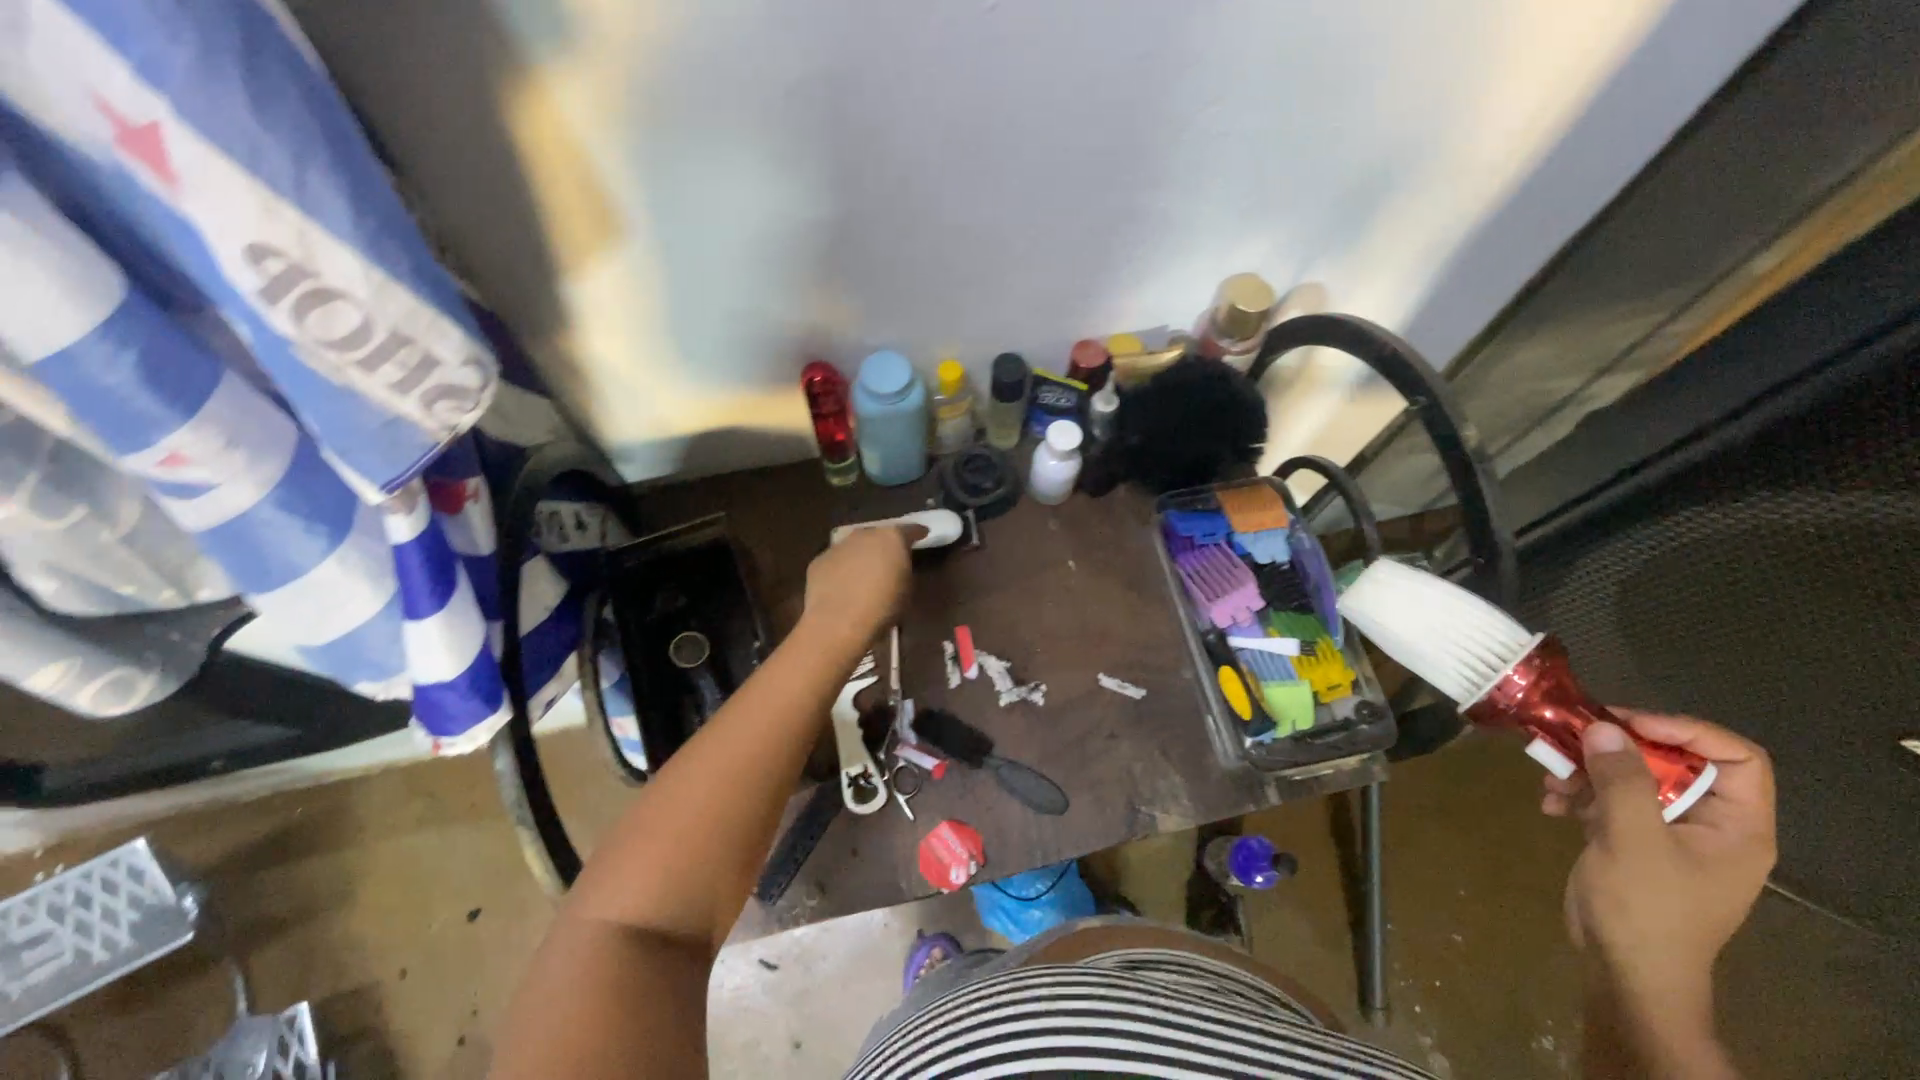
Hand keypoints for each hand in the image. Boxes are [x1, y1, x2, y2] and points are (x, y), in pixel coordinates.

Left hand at [798, 525, 923, 647]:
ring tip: (864, 574)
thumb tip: (897, 568)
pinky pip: (836, 563)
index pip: (909, 529)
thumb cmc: (882, 607)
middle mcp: (864, 535)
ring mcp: (838, 547)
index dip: (917, 533)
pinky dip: (841, 570)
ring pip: (854, 547)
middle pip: (877, 535)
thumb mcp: (907, 590)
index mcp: (891, 538)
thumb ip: (903, 570)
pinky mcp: (819, 562)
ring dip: (860, 557)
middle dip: (884, 545)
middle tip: (890, 559)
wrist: (839, 622)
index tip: (922, 534)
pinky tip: (843, 586)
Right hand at [1543, 712, 1775, 1016]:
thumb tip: (1603, 727)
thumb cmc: (1645, 909)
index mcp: (1737, 826)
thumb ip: (1622, 781)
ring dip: (1590, 772)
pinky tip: (1551, 804)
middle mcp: (1710, 825)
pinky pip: (1611, 802)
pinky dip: (1580, 796)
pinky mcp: (1632, 844)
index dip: (1686, 731)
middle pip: (1675, 762)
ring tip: (1552, 778)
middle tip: (1576, 737)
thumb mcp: (1633, 840)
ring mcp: (1669, 835)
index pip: (1736, 758)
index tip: (1630, 724)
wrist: (1624, 973)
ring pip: (1635, 779)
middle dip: (1620, 750)